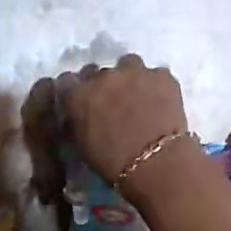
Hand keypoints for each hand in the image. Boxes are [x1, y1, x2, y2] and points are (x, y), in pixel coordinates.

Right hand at [61, 54, 190, 183]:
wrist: (155, 164)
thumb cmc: (113, 164)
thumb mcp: (82, 147)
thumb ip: (77, 123)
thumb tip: (76, 116)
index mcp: (79, 95)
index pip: (67, 82)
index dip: (75, 92)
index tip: (81, 103)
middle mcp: (104, 76)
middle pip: (99, 73)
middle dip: (103, 87)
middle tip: (112, 105)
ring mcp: (135, 71)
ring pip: (128, 65)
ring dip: (129, 79)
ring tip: (137, 99)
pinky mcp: (162, 75)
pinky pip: (155, 75)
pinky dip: (155, 86)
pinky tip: (159, 103)